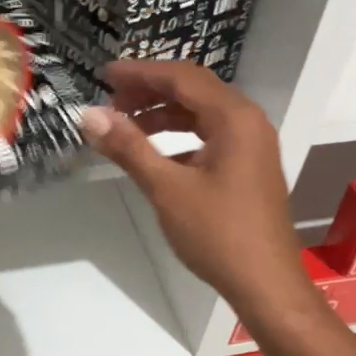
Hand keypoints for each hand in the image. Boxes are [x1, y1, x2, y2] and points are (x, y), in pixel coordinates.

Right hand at [80, 60, 310, 318]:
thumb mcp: (167, 189)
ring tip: (127, 126)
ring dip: (165, 115)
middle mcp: (249, 121)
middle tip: (111, 102)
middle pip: (195, 90)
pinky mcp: (250, 167)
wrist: (265, 282)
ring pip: (203, 114)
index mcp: (234, 117)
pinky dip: (182, 137)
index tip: (104, 75)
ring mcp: (253, 145)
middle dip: (150, 92)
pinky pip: (212, 136)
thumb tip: (90, 114)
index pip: (182, 77)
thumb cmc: (218, 234)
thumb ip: (129, 147)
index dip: (140, 73)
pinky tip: (157, 156)